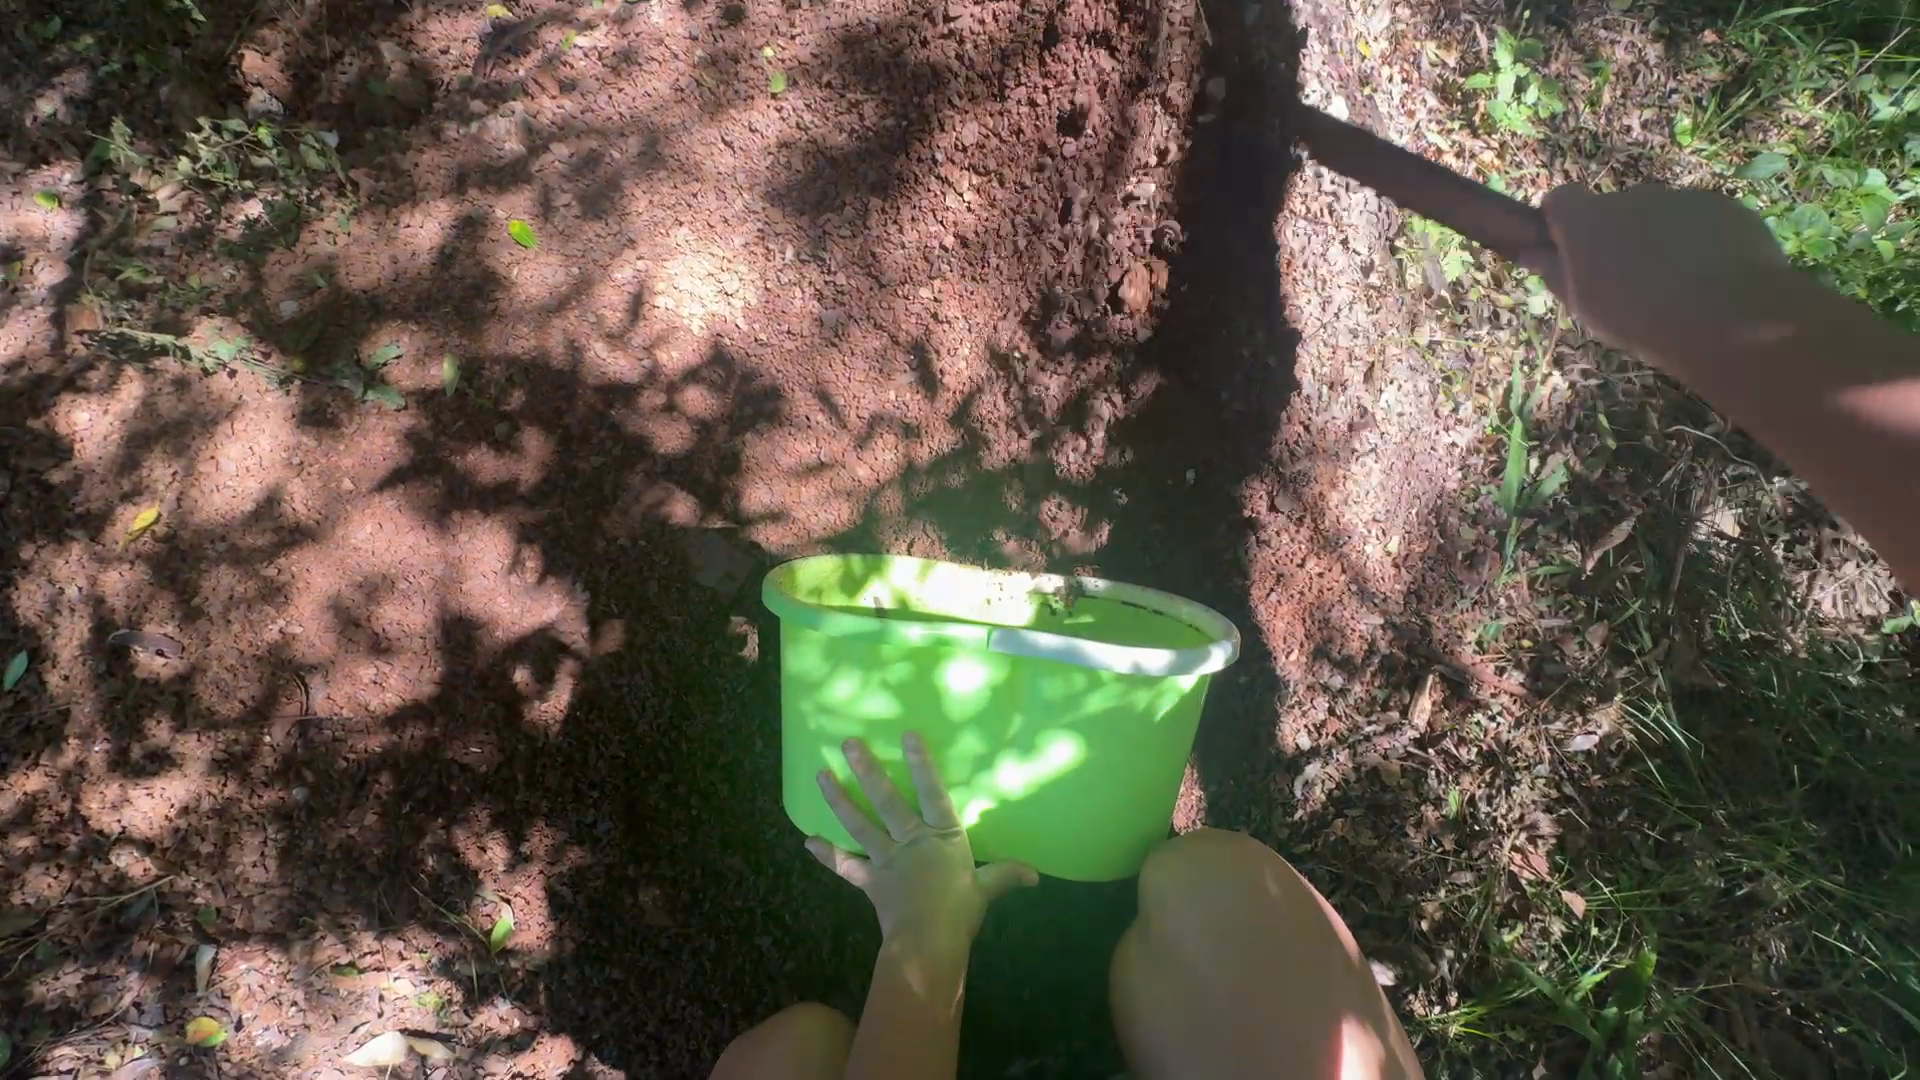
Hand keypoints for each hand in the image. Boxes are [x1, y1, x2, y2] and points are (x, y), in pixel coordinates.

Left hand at [808, 732, 1037, 947]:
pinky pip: (845, 865)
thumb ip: (1006, 875)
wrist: (928, 947)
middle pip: (886, 799)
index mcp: (942, 835)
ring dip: (838, 799)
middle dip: (866, 770)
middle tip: (848, 743)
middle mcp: (911, 839)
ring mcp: (886, 858)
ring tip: (820, 775)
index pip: (933, 792)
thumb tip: (1036, 875)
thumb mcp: (986, 891)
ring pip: (859, 823)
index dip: (921, 764)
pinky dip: (827, 854)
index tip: (908, 735)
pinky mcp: (870, 879)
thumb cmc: (959, 913)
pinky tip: (807, 841)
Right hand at [1542, 183, 1793, 384]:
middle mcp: (1633, 198)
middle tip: (1616, 275)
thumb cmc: (1634, 316)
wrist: (1726, 316)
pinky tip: (1698, 274)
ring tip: (1663, 280)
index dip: (1559, 219)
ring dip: (1649, 237)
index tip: (1564, 246)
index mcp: (1589, 221)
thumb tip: (1531, 253)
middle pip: (1610, 208)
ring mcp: (1682, 198)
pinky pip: (1693, 219)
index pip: (1560, 198)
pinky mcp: (1723, 206)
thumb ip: (1555, 271)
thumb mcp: (1581, 303)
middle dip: (1609, 233)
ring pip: (1653, 214)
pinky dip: (1688, 239)